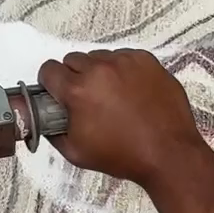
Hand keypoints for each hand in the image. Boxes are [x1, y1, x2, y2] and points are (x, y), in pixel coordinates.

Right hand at [38, 48, 210, 190]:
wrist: (169, 154)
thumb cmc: (124, 156)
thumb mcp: (76, 153)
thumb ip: (53, 132)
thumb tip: (45, 119)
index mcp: (77, 90)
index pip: (49, 70)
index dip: (51, 83)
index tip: (58, 92)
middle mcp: (98, 70)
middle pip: (72, 60)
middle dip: (75, 77)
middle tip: (88, 98)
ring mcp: (124, 61)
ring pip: (98, 56)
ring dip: (100, 72)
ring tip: (113, 96)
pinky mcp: (145, 60)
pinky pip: (123, 56)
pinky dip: (123, 70)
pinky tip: (131, 91)